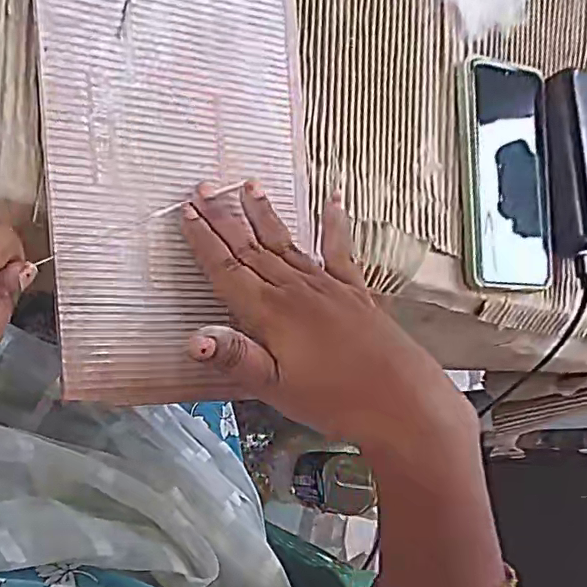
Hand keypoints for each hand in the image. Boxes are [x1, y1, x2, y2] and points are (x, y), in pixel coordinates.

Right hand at [179, 183, 478, 472]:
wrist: (399, 400)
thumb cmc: (332, 398)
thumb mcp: (273, 386)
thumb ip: (235, 358)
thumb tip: (194, 341)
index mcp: (271, 313)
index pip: (227, 269)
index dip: (204, 240)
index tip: (187, 213)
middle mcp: (296, 291)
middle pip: (251, 247)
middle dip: (224, 216)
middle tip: (204, 188)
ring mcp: (327, 287)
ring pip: (286, 242)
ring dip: (264, 214)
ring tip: (248, 186)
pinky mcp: (353, 293)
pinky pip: (338, 250)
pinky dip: (333, 224)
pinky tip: (333, 202)